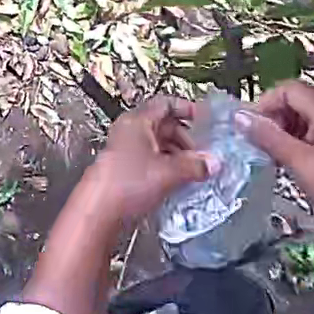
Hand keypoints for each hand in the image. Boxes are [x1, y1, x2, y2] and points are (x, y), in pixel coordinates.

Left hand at [74, 95, 217, 230]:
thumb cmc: (128, 182)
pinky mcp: (126, 167)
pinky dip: (168, 165)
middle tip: (204, 154)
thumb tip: (214, 162)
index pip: (164, 103)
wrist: (99, 210)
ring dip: (178, 154)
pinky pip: (152, 159)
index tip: (204, 118)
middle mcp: (130, 130)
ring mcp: (127, 148)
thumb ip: (194, 166)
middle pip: (163, 124)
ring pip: (159, 143)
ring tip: (196, 170)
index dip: (185, 108)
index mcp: (137, 121)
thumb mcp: (167, 172)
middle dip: (186, 137)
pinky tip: (180, 180)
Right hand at [235, 81, 313, 244]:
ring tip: (275, 155)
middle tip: (260, 141)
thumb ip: (269, 137)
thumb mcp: (300, 164)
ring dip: (287, 130)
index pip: (290, 89)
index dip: (266, 102)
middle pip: (300, 100)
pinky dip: (301, 142)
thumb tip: (239, 117)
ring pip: (309, 118)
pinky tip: (295, 164)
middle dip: (275, 116)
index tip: (251, 127)